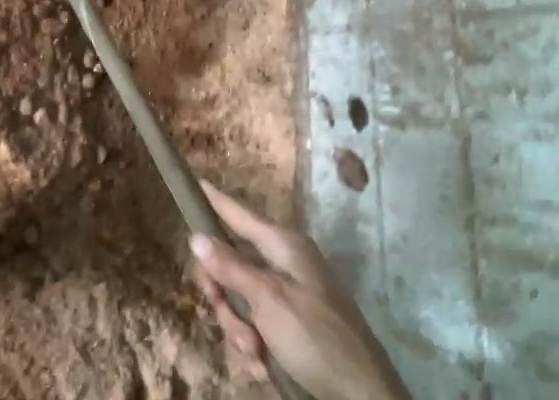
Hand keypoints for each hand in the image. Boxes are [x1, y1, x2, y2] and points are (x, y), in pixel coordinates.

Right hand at [189, 183, 408, 399]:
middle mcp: (285, 264)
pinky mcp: (291, 325)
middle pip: (230, 263)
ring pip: (238, 298)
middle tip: (222, 311)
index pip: (238, 213)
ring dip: (239, 328)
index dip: (214, 199)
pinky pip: (254, 324)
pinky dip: (254, 345)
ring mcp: (289, 295)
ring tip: (256, 353)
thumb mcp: (268, 300)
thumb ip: (230, 267)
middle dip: (223, 295)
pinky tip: (264, 364)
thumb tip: (196, 236)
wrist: (363, 398)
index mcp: (284, 247)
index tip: (194, 179)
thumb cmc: (317, 338)